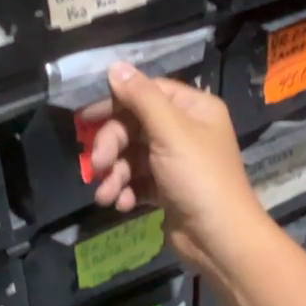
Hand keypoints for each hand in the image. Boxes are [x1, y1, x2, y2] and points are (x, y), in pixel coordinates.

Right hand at [80, 63, 272, 278]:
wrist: (219, 238)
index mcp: (194, 109)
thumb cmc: (198, 178)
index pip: (147, 92)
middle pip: (135, 126)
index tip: (86, 117)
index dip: (115, 102)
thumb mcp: (170, 131)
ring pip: (132, 156)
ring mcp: (176, 162)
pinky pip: (138, 181)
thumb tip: (115, 67)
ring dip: (114, 175)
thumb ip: (141, 97)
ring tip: (104, 195)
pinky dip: (126, 191)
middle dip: (112, 146)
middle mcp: (186, 131)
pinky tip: (121, 205)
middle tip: (98, 165)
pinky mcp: (168, 190)